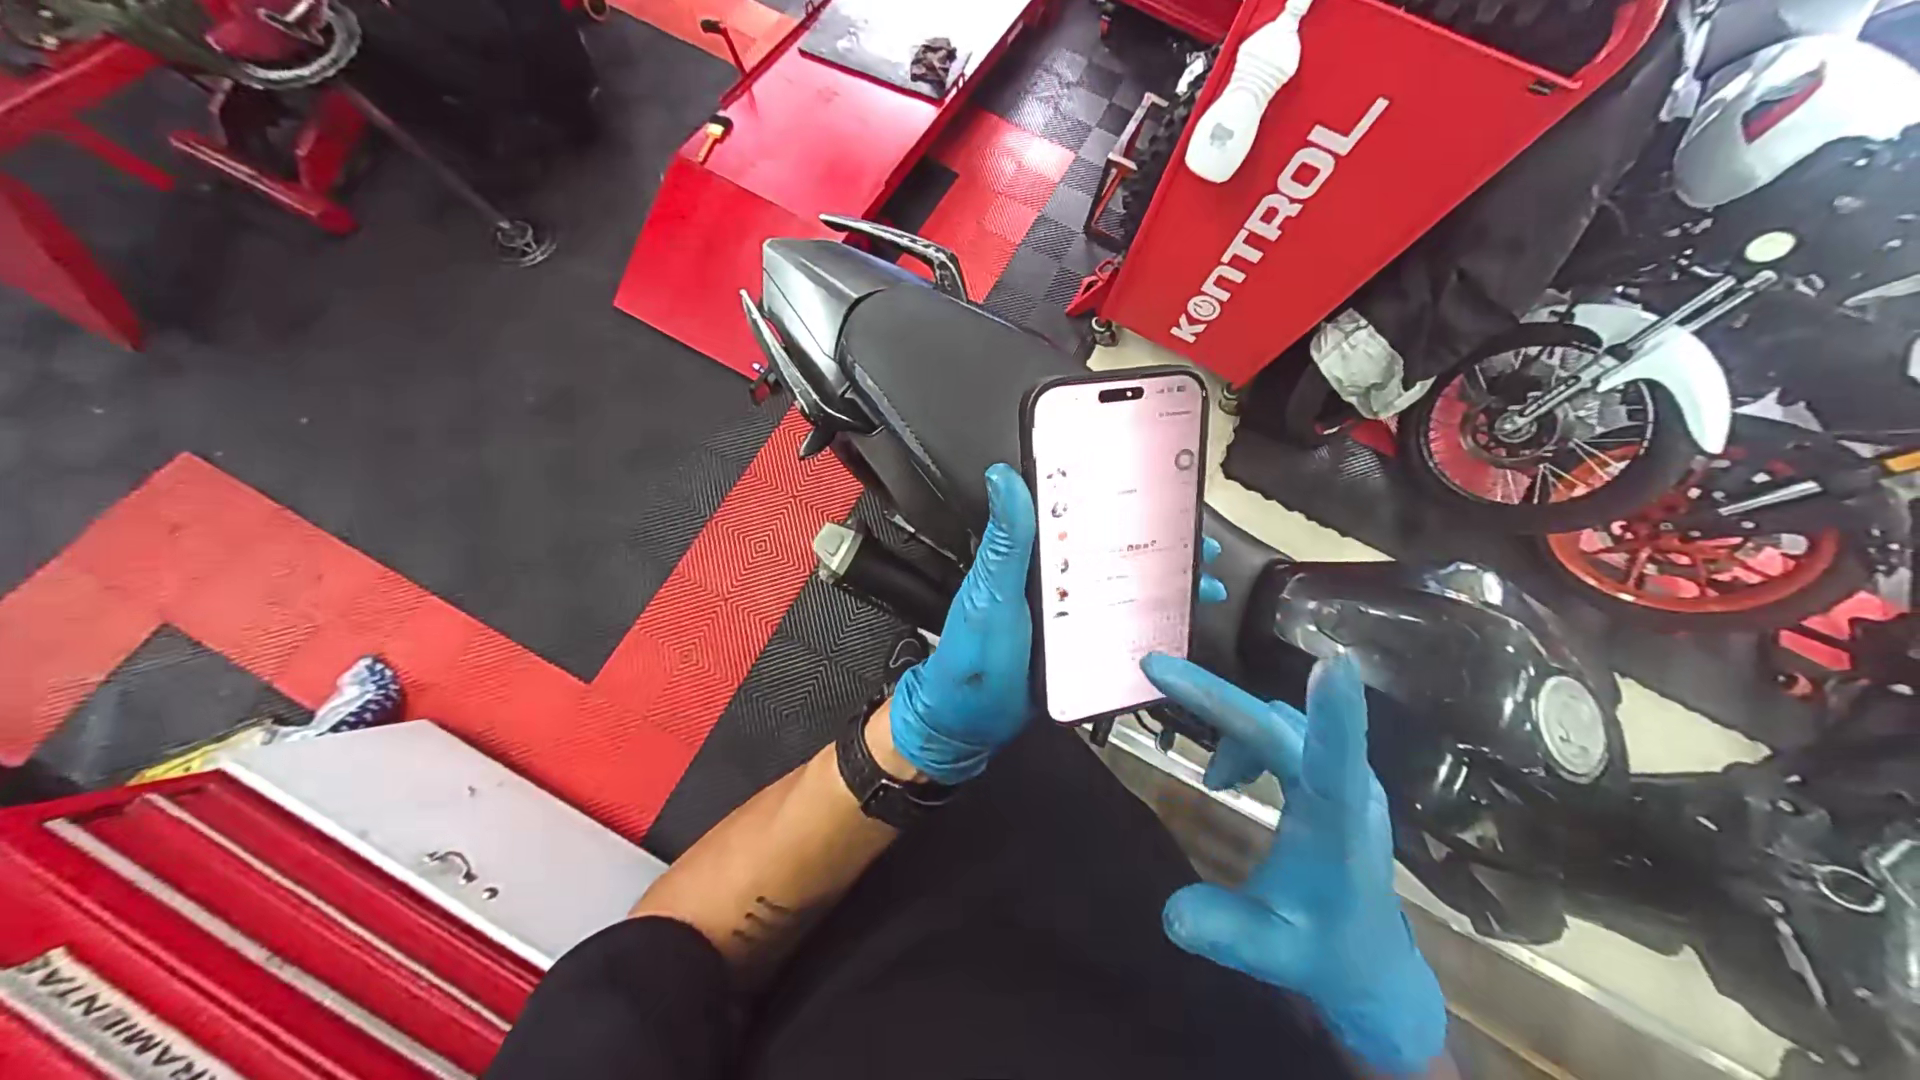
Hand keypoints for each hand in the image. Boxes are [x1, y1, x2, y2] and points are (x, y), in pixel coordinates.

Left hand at [891, 466, 1227, 783]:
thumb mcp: (991, 595)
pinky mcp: (1082, 645)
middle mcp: (1055, 581)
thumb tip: (1004, 478)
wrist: (971, 723)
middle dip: (1158, 545)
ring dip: (1162, 584)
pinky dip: (1151, 622)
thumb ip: (1004, 541)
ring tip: (1197, 584)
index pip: (1080, 517)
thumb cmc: (972, 659)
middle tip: (1196, 544)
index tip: (1157, 492)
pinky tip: (1174, 624)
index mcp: (1031, 558)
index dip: (1120, 503)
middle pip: (1114, 552)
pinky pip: (1123, 626)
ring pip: (1124, 589)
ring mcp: (1071, 614)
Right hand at [1141, 652, 1446, 1075]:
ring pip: (1276, 722)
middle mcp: (1349, 788)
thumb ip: (1224, 933)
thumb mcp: (1271, 953)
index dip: (1334, 712)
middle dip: (1214, 696)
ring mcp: (1343, 777)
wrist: (1367, 957)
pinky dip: (1243, 740)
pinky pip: (1279, 732)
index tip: (1334, 662)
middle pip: (1276, 723)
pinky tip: (1228, 778)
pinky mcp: (1332, 774)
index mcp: (1339, 826)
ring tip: (1212, 781)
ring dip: (1228, 726)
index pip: (1336, 760)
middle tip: (1155, 668)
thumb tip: (1171, 916)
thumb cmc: (1324, 952)